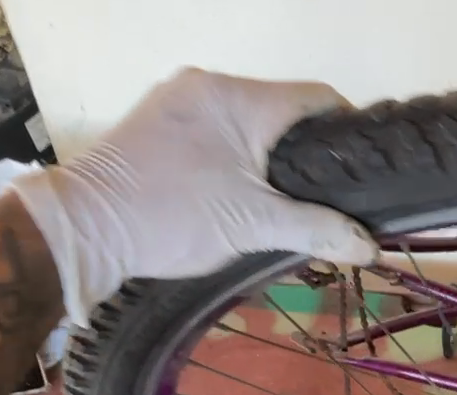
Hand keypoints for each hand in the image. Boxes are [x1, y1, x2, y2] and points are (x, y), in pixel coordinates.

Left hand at [11, 67, 377, 321]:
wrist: (84, 229)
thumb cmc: (173, 217)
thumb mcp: (254, 227)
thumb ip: (317, 230)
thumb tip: (372, 247)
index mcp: (238, 98)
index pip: (315, 97)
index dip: (348, 131)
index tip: (365, 171)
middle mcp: (209, 85)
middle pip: (284, 113)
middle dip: (311, 155)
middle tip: (333, 200)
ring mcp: (180, 102)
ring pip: (252, 126)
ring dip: (277, 162)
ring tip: (295, 206)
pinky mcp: (162, 125)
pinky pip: (221, 135)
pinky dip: (244, 162)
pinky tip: (250, 196)